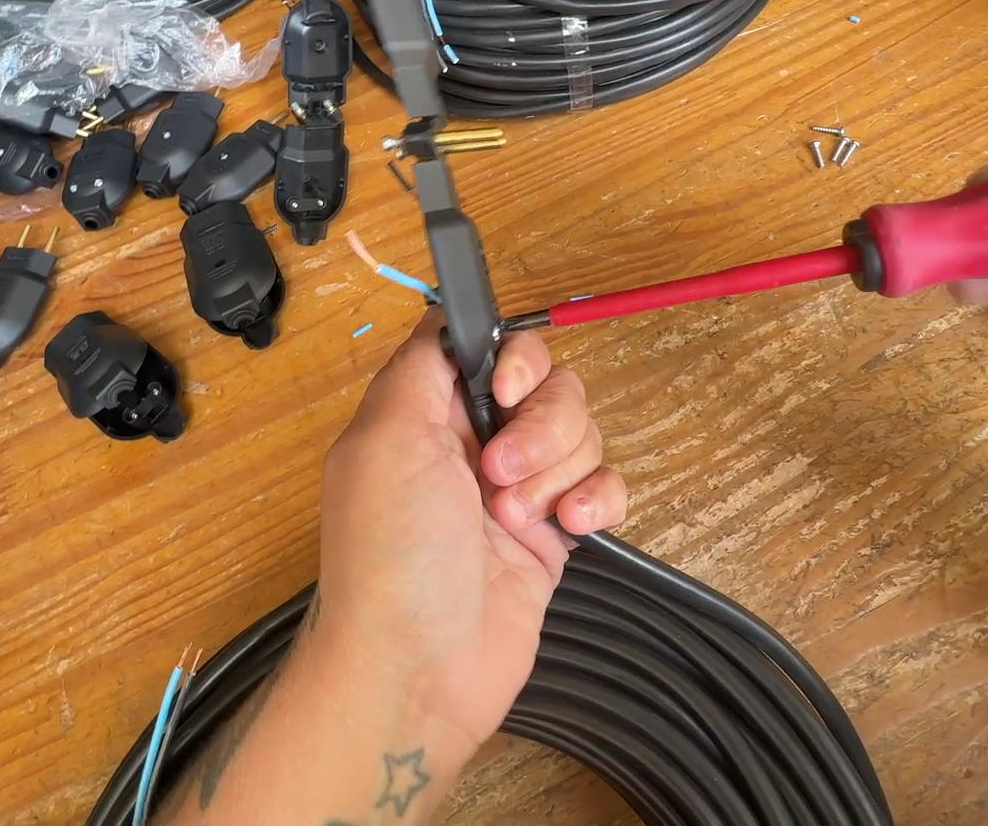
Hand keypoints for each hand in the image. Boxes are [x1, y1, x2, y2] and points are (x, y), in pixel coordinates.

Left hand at [312, 318, 625, 751]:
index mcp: (429, 411)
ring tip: (517, 517)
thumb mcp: (385, 440)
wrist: (419, 669)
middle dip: (540, 426)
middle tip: (499, 474)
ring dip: (557, 471)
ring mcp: (520, 484)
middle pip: (548, 385)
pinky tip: (569, 528)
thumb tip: (445, 319)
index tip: (505, 392)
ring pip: (580, 431)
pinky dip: (596, 500)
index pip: (488, 348)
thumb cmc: (393, 549)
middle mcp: (476, 439)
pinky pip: (602, 484)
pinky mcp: (555, 528)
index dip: (512, 358)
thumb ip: (418, 366)